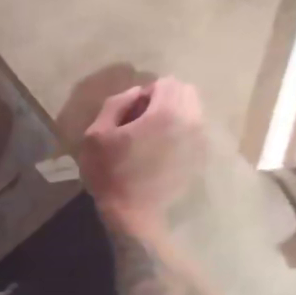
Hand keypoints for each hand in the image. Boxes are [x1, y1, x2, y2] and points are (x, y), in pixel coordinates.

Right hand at [78, 77, 207, 233]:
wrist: (133, 212)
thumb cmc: (109, 173)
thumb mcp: (95, 136)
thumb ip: (114, 105)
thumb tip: (135, 93)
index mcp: (166, 112)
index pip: (165, 83)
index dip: (144, 94)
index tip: (128, 114)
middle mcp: (191, 119)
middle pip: (185, 92)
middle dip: (162, 100)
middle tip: (139, 122)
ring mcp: (200, 138)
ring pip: (191, 110)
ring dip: (171, 115)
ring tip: (148, 137)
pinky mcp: (200, 154)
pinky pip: (192, 130)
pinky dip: (178, 132)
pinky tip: (158, 152)